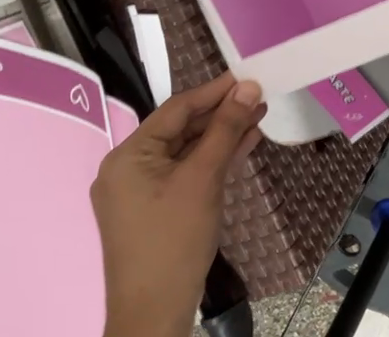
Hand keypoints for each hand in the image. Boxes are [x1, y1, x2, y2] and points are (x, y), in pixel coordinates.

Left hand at [91, 74, 265, 336]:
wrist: (154, 312)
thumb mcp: (204, 178)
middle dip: (222, 113)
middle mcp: (128, 168)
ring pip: (186, 150)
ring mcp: (140, 190)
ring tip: (259, 115)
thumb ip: (225, 128)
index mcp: (129, 155)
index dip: (214, 91)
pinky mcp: (155, 208)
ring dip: (222, 135)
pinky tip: (243, 145)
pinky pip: (186, 171)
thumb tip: (248, 86)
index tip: (248, 76)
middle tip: (260, 95)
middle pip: (181, 128)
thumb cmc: (175, 239)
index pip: (176, 109)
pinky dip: (213, 159)